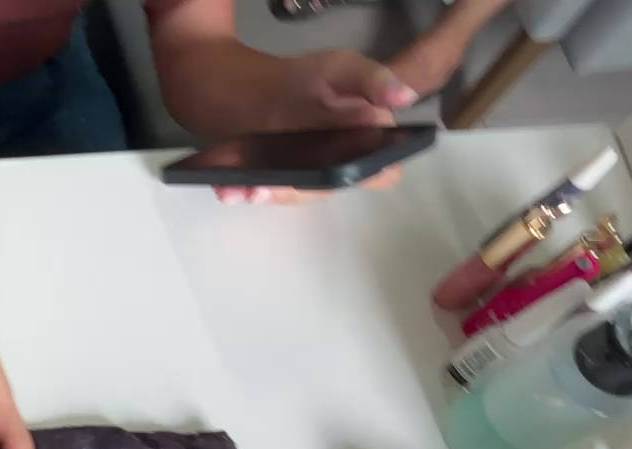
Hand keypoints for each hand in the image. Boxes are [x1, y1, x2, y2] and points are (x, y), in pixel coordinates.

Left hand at [215, 49, 416, 205]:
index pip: (382, 170)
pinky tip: (226, 188)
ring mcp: (304, 176)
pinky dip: (244, 193)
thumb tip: (405, 97)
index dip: (372, 176)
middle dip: (292, 190)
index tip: (342, 175)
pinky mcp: (275, 183)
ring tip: (238, 190)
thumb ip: (371, 80)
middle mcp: (337, 163)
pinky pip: (264, 194)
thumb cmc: (300, 77)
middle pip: (323, 189)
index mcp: (363, 137)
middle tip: (263, 187)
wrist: (246, 89)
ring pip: (289, 196)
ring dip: (262, 195)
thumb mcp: (339, 69)